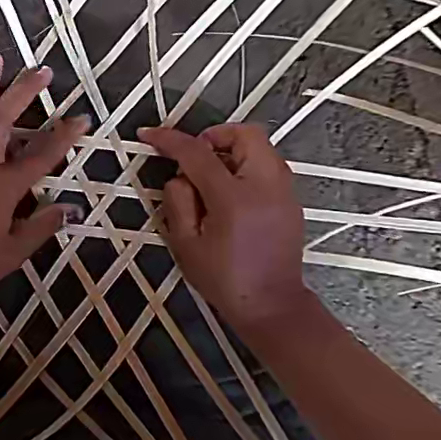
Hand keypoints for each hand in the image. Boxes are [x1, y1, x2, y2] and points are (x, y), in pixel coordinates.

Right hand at [139, 123, 311, 330]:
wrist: (270, 306)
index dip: (169, 140)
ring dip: (230, 150)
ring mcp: (284, 191)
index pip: (198, 153)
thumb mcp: (185, 244)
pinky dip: (245, 165)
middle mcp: (266, 186)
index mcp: (235, 198)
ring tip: (209, 178)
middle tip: (193, 158)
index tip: (149, 135)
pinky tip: (229, 193)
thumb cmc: (224, 279)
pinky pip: (267, 165)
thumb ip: (177, 201)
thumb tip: (180, 176)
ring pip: (259, 146)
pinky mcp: (291, 199)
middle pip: (244, 133)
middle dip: (213, 136)